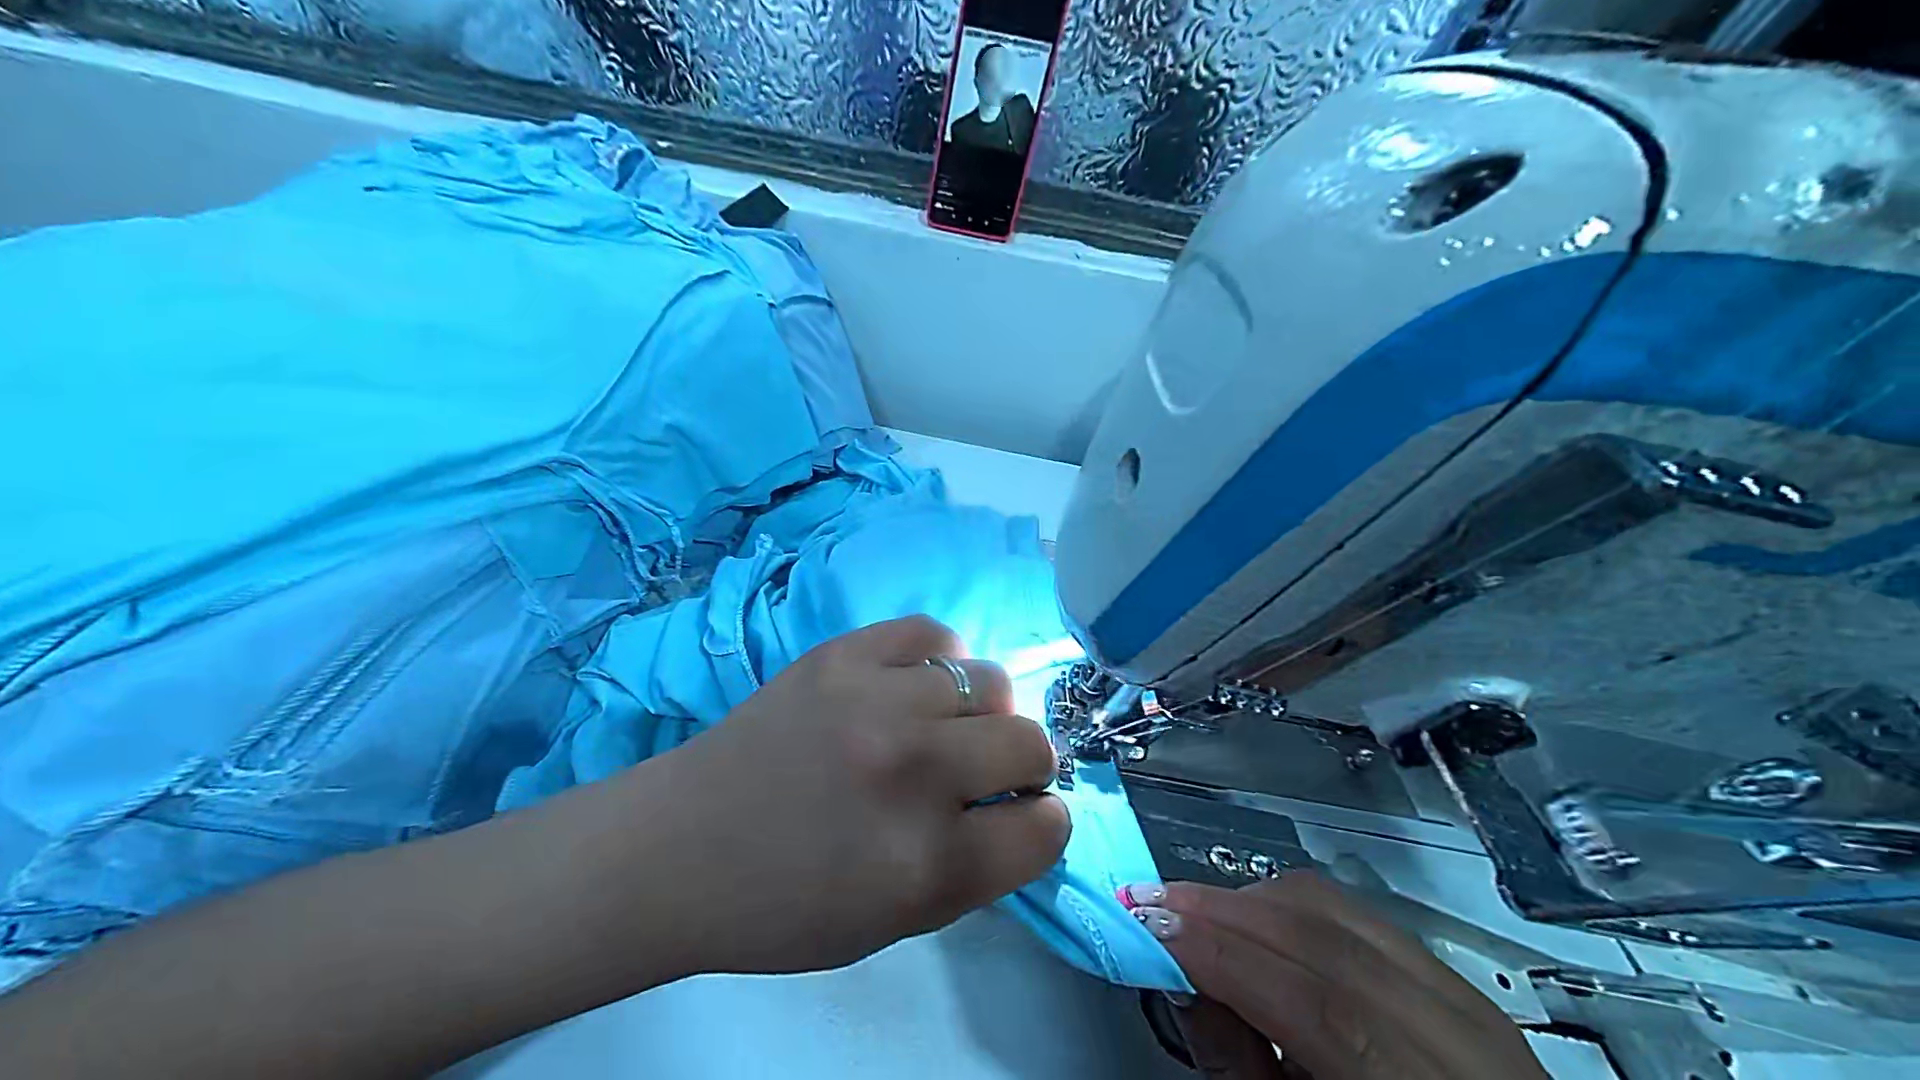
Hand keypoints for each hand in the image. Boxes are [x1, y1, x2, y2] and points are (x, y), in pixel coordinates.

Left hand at [629, 615, 1069, 976]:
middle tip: (979, 771)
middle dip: (1021, 765)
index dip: (1039, 823)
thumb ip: (976, 867)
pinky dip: (939, 661)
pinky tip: (914, 684)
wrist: (680, 847)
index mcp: (927, 866)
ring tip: (939, 724)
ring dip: (978, 712)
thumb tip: (1027, 805)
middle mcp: (912, 772)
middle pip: (1030, 744)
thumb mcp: (896, 922)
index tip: (1017, 815)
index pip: (1044, 828)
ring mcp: (876, 701)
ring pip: (991, 681)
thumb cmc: (785, 904)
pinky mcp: (841, 654)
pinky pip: (934, 633)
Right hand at [1125, 873, 1548, 1079]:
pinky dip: (1283, 904)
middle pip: (1324, 938)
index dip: (1225, 955)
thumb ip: (1237, 1062)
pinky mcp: (1443, 972)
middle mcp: (1466, 1038)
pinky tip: (1243, 918)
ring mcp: (1462, 996)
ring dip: (1246, 900)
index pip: (1320, 1005)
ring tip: (1187, 910)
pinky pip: (1350, 910)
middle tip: (1149, 901)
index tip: (1150, 925)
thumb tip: (1183, 977)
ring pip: (1335, 908)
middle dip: (1222, 911)